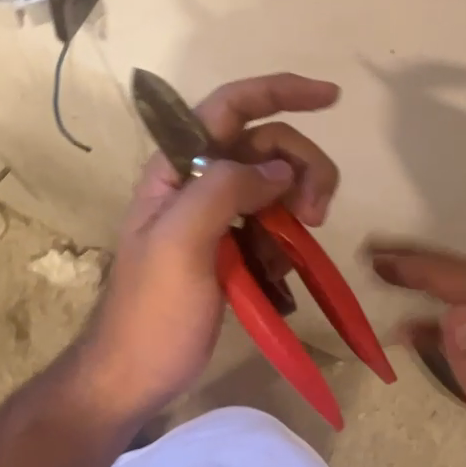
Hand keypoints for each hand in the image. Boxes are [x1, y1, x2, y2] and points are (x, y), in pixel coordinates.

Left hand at [83, 74, 341, 421]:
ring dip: (299, 207)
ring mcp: (214, 216)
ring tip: (298, 248)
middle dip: (302, 167)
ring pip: (275, 184)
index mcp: (176, 168)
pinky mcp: (230, 249)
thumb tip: (278, 170)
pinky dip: (287, 241)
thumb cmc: (151, 312)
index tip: (331, 97)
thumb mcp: (181, 244)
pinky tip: (279, 273)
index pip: (229, 106)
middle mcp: (197, 181)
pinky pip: (273, 225)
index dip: (278, 91)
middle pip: (265, 145)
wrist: (134, 375)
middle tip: (317, 215)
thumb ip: (224, 191)